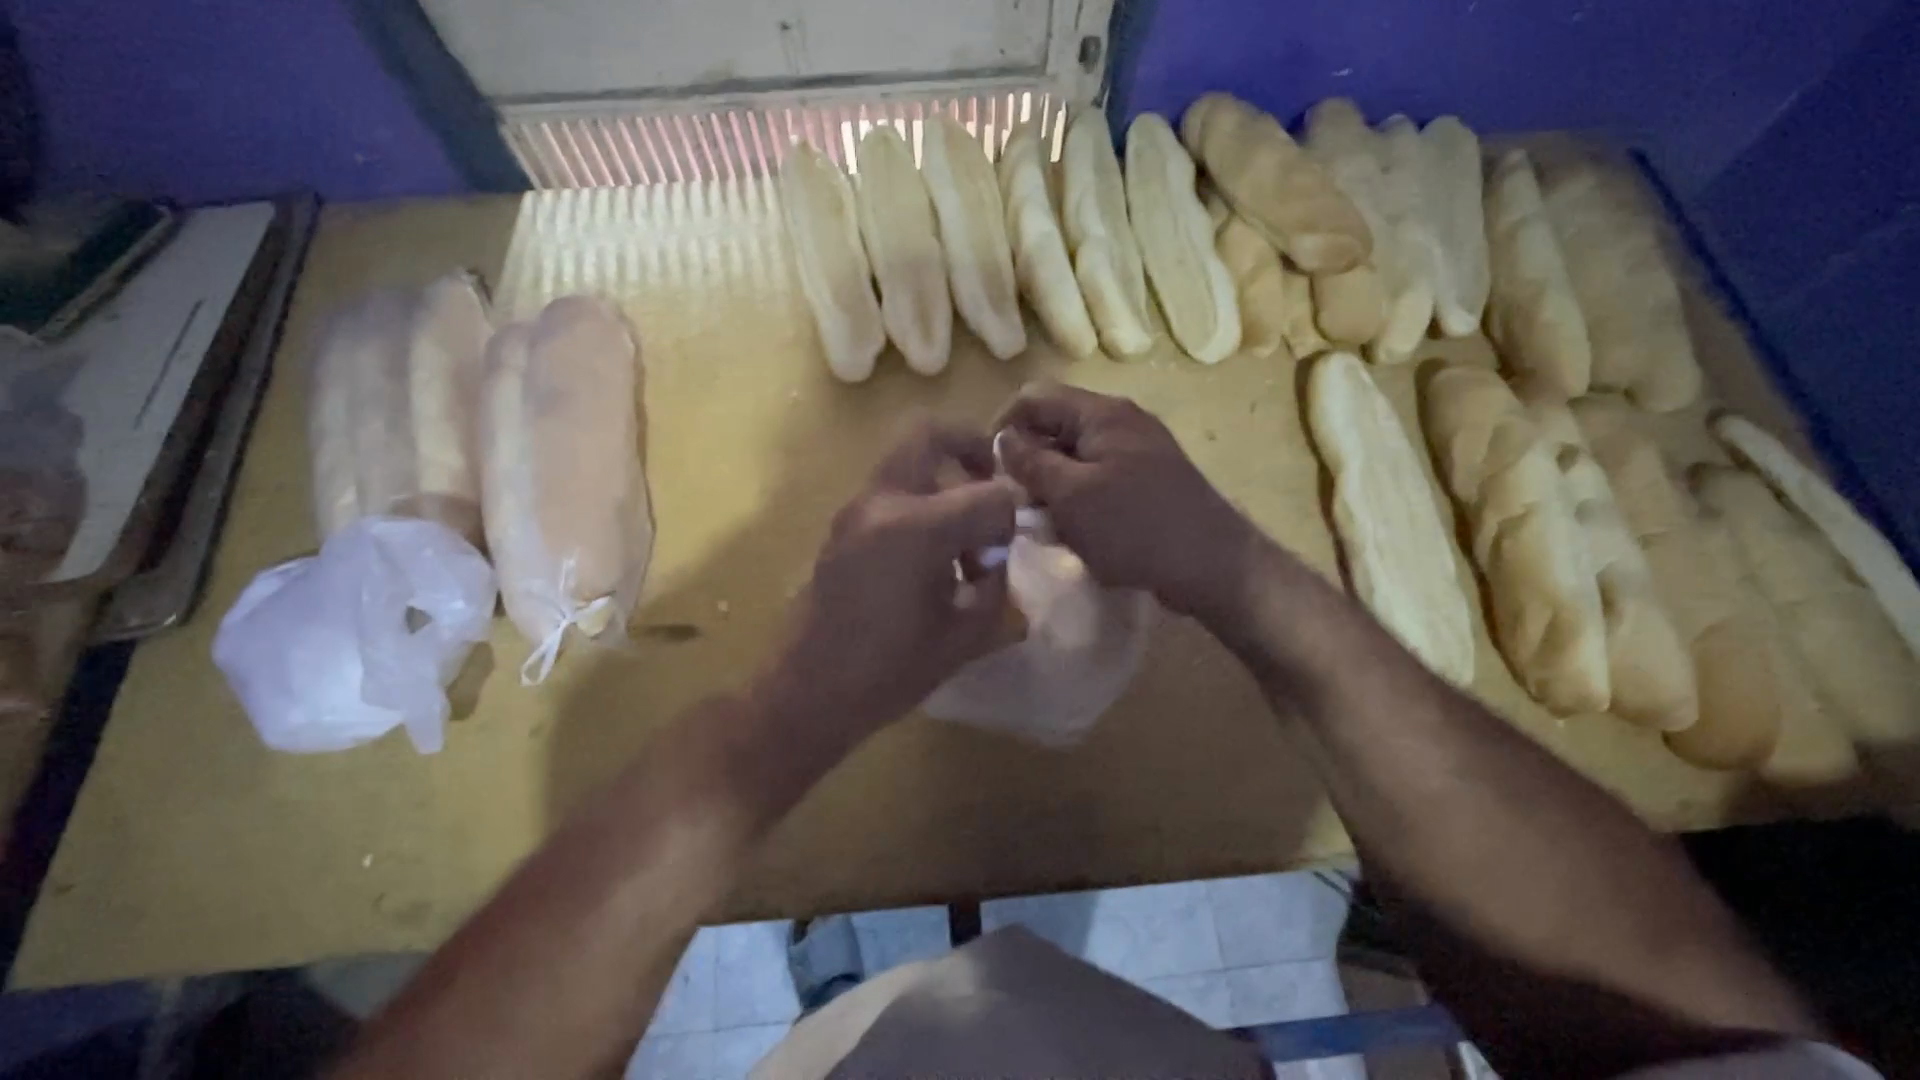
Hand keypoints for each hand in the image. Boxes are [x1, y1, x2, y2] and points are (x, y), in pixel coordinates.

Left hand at [761, 421, 1021, 740]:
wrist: (810, 691)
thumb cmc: (891, 673)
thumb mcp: (965, 635)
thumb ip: (994, 581)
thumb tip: (997, 549)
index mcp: (916, 529)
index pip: (988, 493)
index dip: (1009, 516)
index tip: (1007, 547)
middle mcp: (881, 503)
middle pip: (930, 433)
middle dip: (969, 447)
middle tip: (989, 487)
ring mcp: (855, 510)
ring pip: (906, 458)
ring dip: (942, 478)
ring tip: (960, 541)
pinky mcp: (841, 525)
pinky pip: (889, 490)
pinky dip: (918, 501)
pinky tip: (929, 558)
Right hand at [995, 382, 1259, 618]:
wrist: (1211, 565)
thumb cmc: (1136, 527)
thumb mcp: (1071, 496)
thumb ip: (1031, 462)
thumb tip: (1001, 438)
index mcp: (1101, 413)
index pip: (1033, 397)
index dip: (1003, 427)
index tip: (988, 471)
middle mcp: (1118, 422)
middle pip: (1053, 428)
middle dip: (1028, 464)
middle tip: (1017, 506)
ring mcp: (1134, 452)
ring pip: (1072, 458)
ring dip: (1052, 488)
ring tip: (1046, 526)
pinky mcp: (1144, 481)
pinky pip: (1096, 480)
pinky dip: (1078, 502)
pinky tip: (1075, 534)